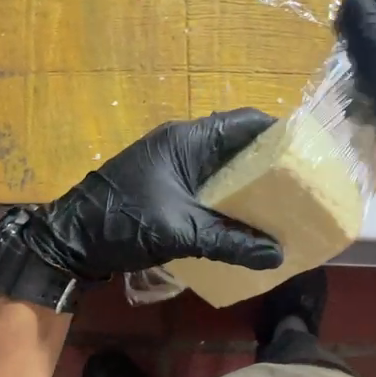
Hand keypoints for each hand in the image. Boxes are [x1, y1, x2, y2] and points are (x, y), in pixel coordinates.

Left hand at [21, 109, 285, 279]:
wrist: (69, 240)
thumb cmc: (122, 222)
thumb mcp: (181, 232)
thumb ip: (230, 241)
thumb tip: (277, 254)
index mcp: (186, 140)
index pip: (243, 122)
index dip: (277, 133)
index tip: (306, 153)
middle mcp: (182, 144)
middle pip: (236, 144)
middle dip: (267, 163)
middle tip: (300, 184)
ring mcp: (171, 164)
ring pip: (222, 166)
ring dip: (247, 183)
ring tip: (280, 205)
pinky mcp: (165, 185)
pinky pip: (207, 184)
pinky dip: (227, 198)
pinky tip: (244, 221)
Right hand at [336, 0, 375, 221]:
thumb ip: (372, 32)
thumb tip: (352, 0)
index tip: (341, 29)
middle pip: (373, 10)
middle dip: (354, 32)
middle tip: (351, 60)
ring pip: (367, 39)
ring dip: (356, 59)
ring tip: (361, 85)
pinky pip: (369, 65)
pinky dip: (361, 79)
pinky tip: (363, 100)